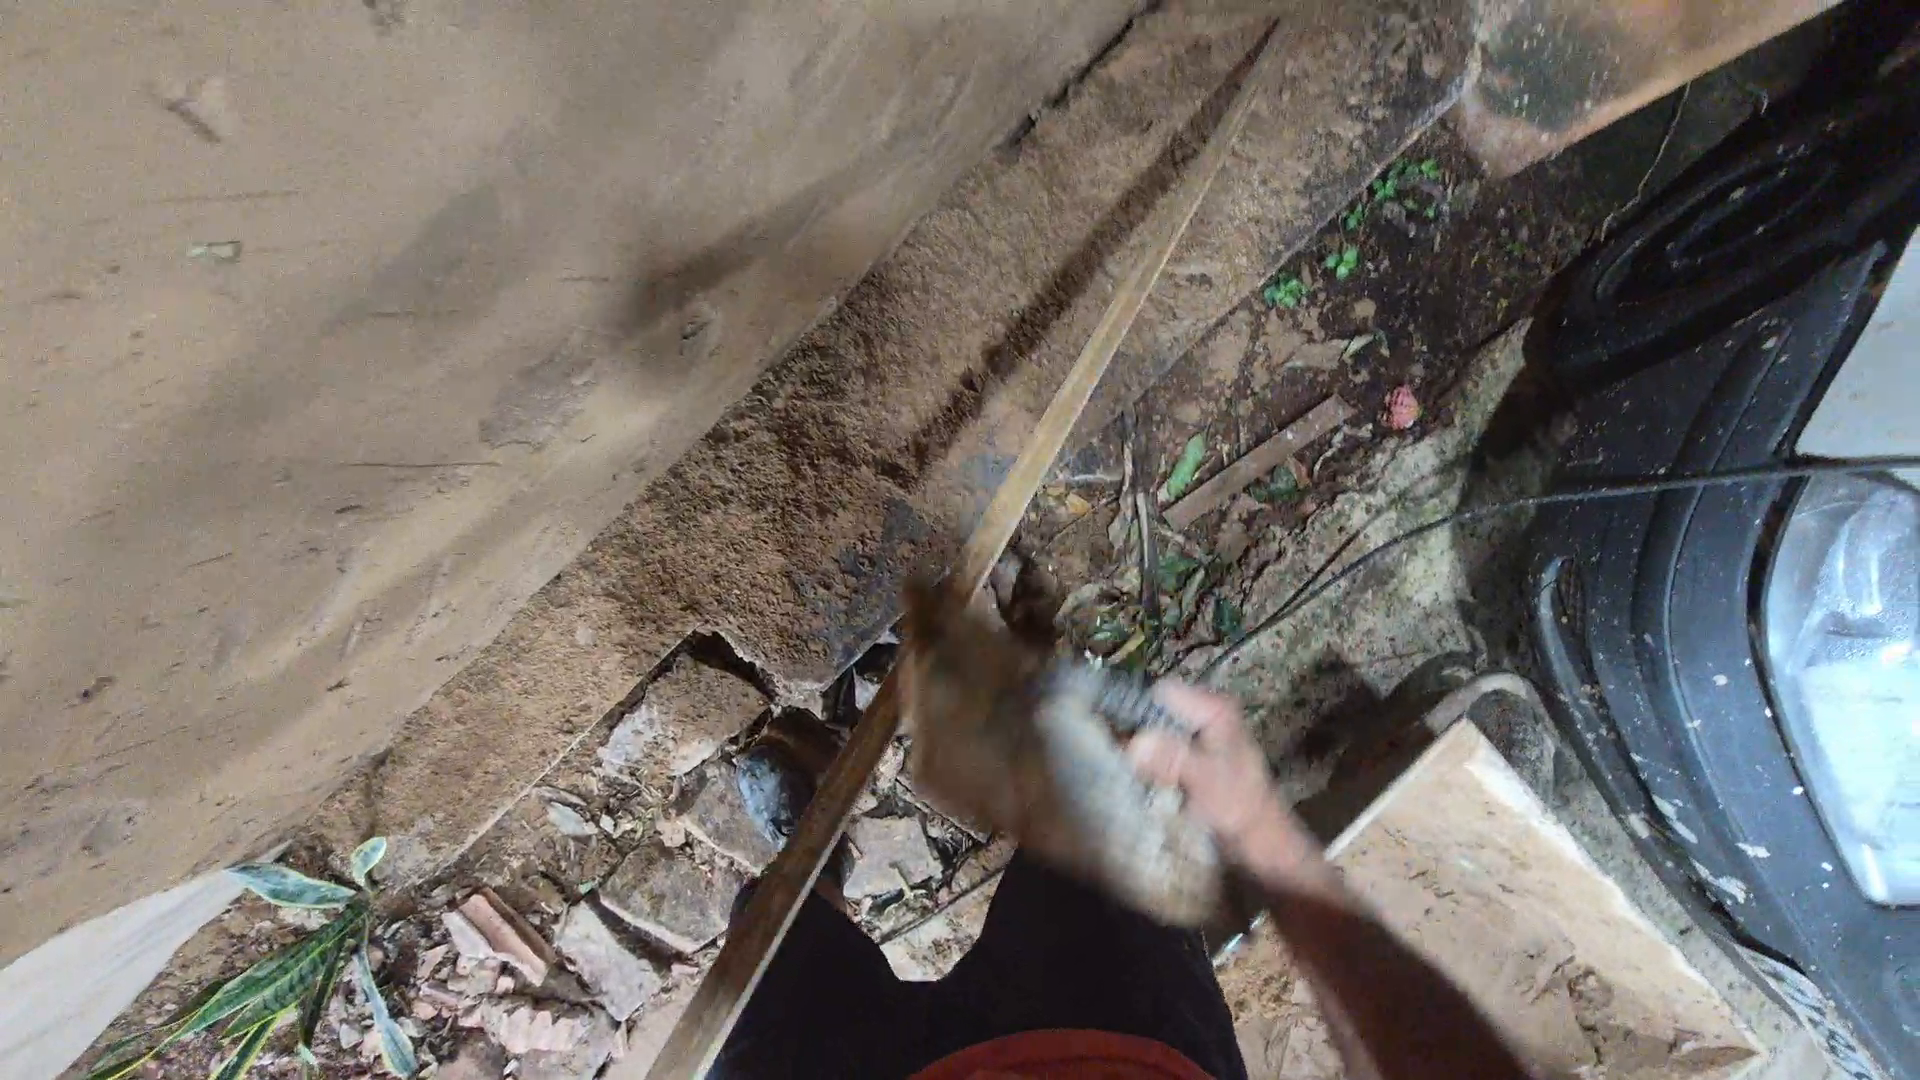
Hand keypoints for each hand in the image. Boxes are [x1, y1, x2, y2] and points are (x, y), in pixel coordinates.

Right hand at [1129, 682, 1326, 889]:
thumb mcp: (1206, 779)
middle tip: (1109, 748)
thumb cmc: (1240, 806)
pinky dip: (1143, 759)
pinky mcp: (1187, 755)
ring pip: (1151, 729)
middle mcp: (1202, 714)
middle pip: (1154, 709)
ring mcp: (1195, 735)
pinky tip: (1131, 773)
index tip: (1109, 727)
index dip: (1133, 706)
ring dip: (1135, 746)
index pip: (1161, 693)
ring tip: (1116, 762)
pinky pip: (1156, 748)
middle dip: (1131, 727)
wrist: (1260, 841)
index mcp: (1213, 708)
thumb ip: (1173, 758)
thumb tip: (1134, 744)